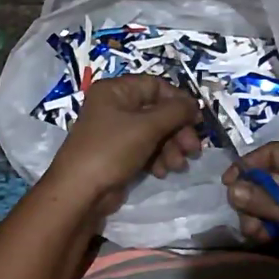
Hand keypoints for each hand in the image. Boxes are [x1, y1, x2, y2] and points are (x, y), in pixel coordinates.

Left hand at [46, 75, 201, 208]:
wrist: (81, 192)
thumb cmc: (111, 150)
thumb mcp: (146, 126)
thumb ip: (175, 111)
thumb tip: (194, 103)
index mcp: (115, 90)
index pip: (155, 86)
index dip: (178, 101)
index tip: (197, 119)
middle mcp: (115, 107)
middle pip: (157, 111)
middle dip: (177, 131)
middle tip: (192, 149)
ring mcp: (116, 131)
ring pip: (155, 132)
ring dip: (171, 148)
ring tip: (176, 165)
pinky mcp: (119, 153)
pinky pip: (146, 149)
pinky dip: (157, 158)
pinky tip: (161, 172)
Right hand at [222, 142, 278, 244]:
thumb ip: (269, 202)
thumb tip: (231, 190)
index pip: (274, 153)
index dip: (248, 165)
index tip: (228, 185)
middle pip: (269, 178)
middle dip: (253, 199)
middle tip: (246, 219)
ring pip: (271, 201)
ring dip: (259, 217)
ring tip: (257, 235)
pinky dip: (270, 228)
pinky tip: (266, 241)